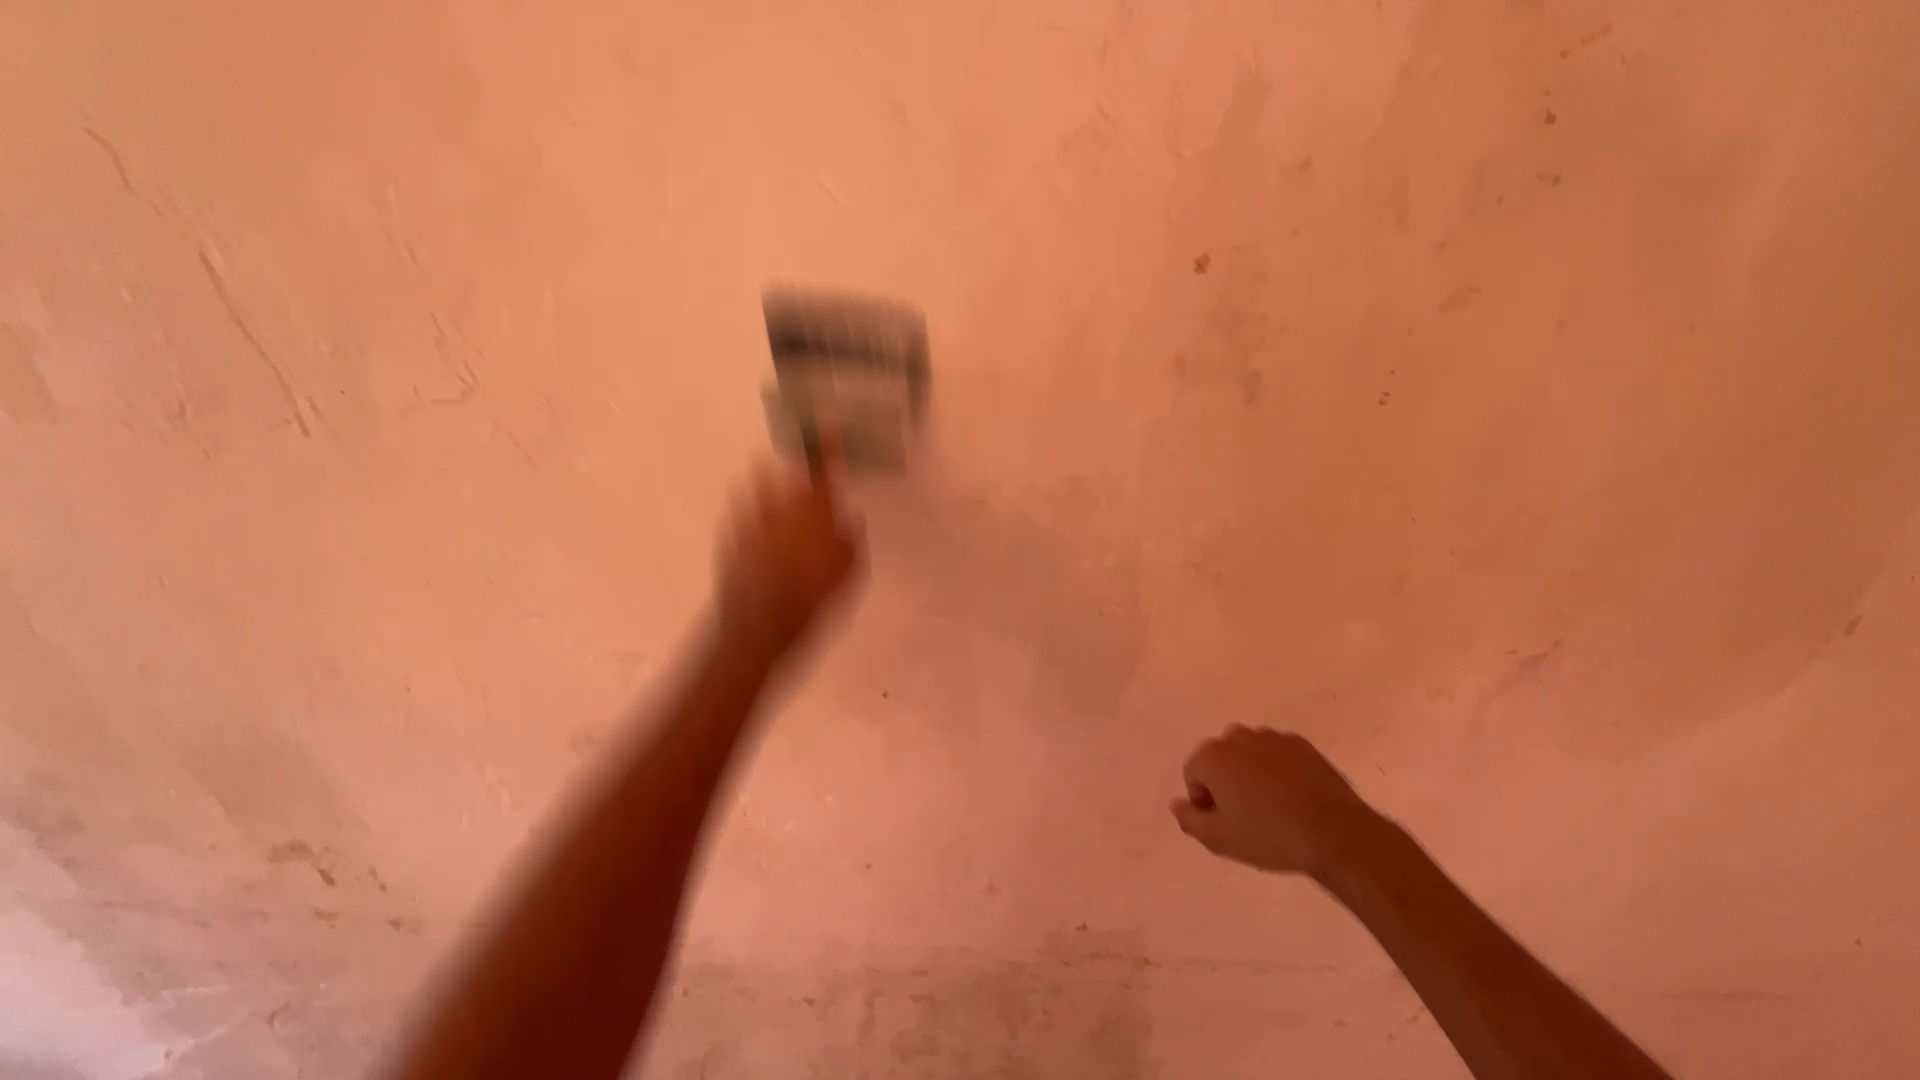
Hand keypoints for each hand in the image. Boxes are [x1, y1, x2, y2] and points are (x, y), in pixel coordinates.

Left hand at [716, 453, 864, 657]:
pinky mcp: (730, 538)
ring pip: (758, 488)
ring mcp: (750, 520)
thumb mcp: (851, 570)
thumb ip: (849, 538)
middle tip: (803, 477)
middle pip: (783, 471)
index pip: (823, 467)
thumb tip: (848, 520)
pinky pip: (742, 515)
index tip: (829, 425)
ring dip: (769, 487)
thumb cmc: (814, 599)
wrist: (760, 627)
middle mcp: (779, 506)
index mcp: (814, 509)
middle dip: (793, 467)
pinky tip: (761, 534)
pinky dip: (753, 517)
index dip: (828, 444)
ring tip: (777, 500)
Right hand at [1171, 726, 1375, 880]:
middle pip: (1221, 759)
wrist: (1335, 833)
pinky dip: (1277, 770)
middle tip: (1245, 815)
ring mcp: (1273, 738)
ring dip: (1251, 773)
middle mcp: (1239, 738)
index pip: (1193, 773)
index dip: (1204, 800)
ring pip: (1249, 754)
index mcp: (1213, 756)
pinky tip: (1293, 797)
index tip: (1225, 822)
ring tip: (1271, 806)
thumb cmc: (1269, 836)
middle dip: (1226, 781)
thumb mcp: (1219, 839)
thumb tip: (1178, 803)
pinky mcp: (1302, 744)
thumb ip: (1188, 818)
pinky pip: (1277, 755)